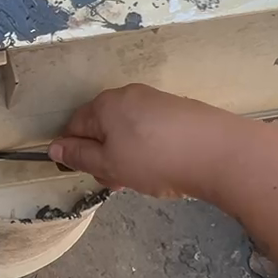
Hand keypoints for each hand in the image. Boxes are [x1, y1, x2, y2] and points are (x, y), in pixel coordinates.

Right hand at [48, 83, 252, 199]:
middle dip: (105, 156)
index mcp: (105, 104)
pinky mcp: (181, 110)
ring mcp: (157, 100)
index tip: (92, 175)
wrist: (223, 153)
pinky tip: (166, 167)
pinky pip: (152, 130)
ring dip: (128, 155)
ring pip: (128, 131)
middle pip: (103, 127)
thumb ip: (79, 157)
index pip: (74, 126)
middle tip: (119, 182)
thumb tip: (54, 148)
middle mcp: (128, 95)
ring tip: (145, 179)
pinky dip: (151, 148)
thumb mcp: (110, 165)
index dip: (76, 153)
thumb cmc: (156, 159)